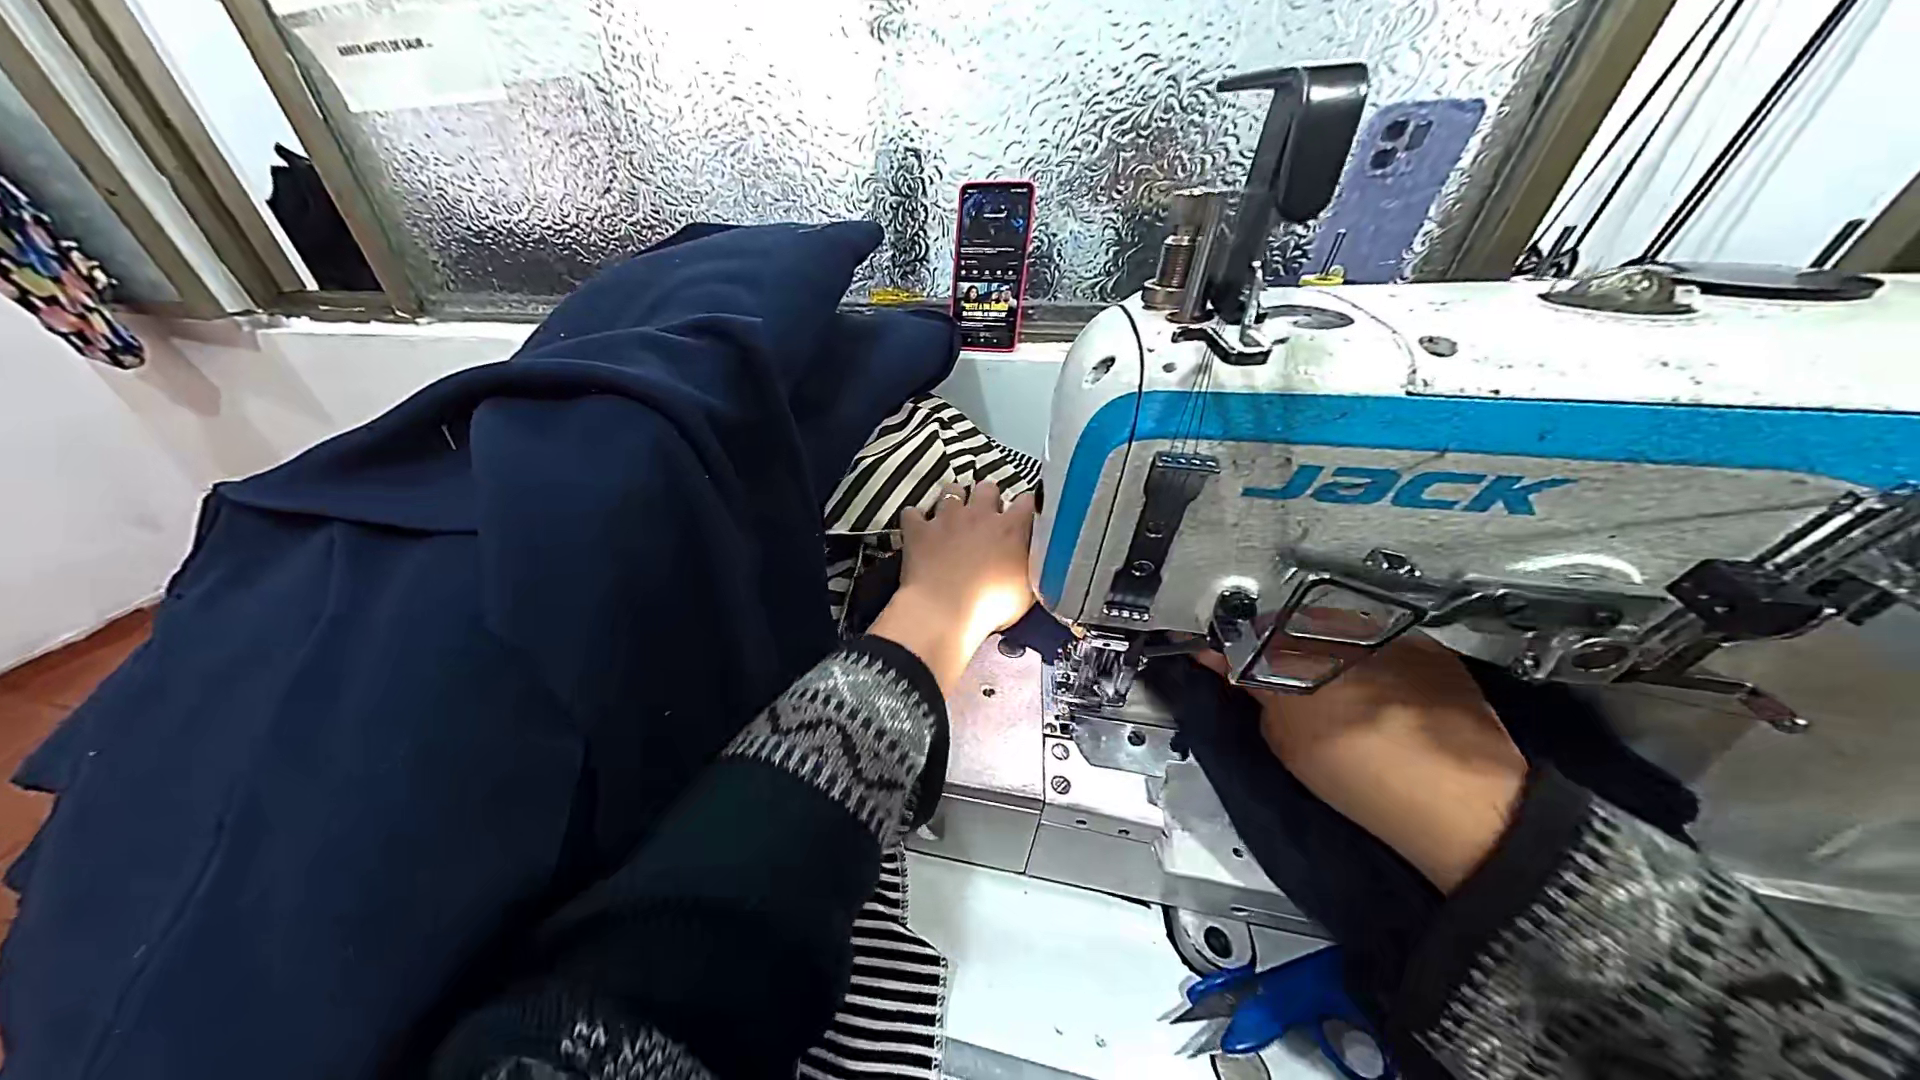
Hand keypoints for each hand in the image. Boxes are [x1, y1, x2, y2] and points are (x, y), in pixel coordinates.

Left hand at [870, 481, 1035, 693]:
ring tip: (955, 511)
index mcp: (1011, 529)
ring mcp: (948, 519)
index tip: (1025, 513)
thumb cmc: (987, 606)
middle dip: (989, 496)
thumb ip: (1032, 564)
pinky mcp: (920, 531)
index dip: (1026, 506)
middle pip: (988, 488)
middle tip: (988, 512)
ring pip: (952, 490)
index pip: (1026, 502)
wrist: (945, 612)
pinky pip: (913, 513)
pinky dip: (915, 518)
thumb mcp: (1027, 590)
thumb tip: (1036, 558)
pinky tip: (918, 525)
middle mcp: (980, 516)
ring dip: (955, 499)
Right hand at [1200, 634, 1525, 891]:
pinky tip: (1366, 688)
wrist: (1467, 809)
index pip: (1246, 636)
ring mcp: (1388, 637)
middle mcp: (1345, 632)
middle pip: (1288, 624)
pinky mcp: (1428, 649)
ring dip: (1314, 646)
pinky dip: (1360, 654)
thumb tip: (1229, 667)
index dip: (1230, 647)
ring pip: (1331, 627)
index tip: (1217, 657)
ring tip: (1318, 684)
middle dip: (1271, 644)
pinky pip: (1375, 639)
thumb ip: (1254, 694)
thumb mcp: (1287, 742)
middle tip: (1267, 677)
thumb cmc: (1365, 778)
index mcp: (1303, 654)